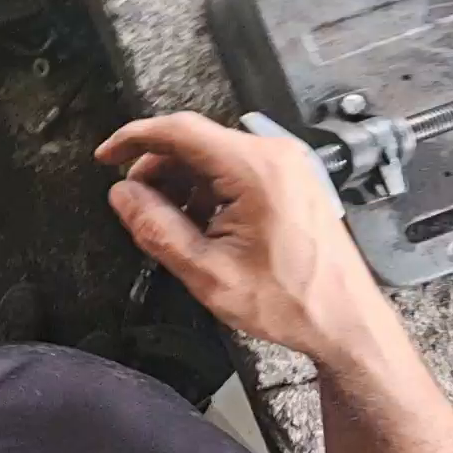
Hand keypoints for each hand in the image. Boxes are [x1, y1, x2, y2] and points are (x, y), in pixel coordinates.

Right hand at [95, 112, 400, 362]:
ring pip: (212, 156)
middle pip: (194, 142)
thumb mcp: (207, 272)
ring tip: (169, 224)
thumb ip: (156, 228)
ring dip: (181, 182)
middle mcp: (273, 155)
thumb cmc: (290, 302)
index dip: (133, 138)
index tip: (105, 156)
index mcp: (254, 169)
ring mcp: (286, 165)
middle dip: (156, 169)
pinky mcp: (290, 179)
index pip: (179, 130)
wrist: (347, 322)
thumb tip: (121, 194)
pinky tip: (200, 224)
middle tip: (134, 204)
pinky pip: (234, 169)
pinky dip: (207, 189)